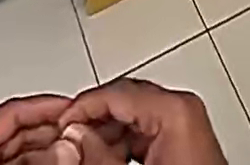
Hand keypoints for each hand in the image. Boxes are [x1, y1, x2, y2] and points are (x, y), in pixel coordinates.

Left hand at [0, 94, 74, 164]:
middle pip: (21, 127)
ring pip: (23, 149)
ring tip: (73, 149)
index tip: (74, 106)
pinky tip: (59, 163)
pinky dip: (40, 163)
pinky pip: (19, 164)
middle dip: (52, 129)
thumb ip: (34, 160)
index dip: (47, 105)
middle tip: (78, 131)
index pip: (14, 109)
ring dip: (50, 148)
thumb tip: (67, 145)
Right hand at [56, 79, 229, 164]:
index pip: (117, 91)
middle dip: (94, 121)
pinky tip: (109, 160)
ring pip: (131, 117)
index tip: (63, 122)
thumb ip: (102, 154)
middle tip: (70, 139)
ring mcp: (186, 122)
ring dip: (106, 135)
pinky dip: (124, 145)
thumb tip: (76, 134)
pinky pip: (145, 132)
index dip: (83, 107)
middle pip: (123, 100)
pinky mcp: (186, 139)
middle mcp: (183, 108)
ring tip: (85, 153)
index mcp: (176, 109)